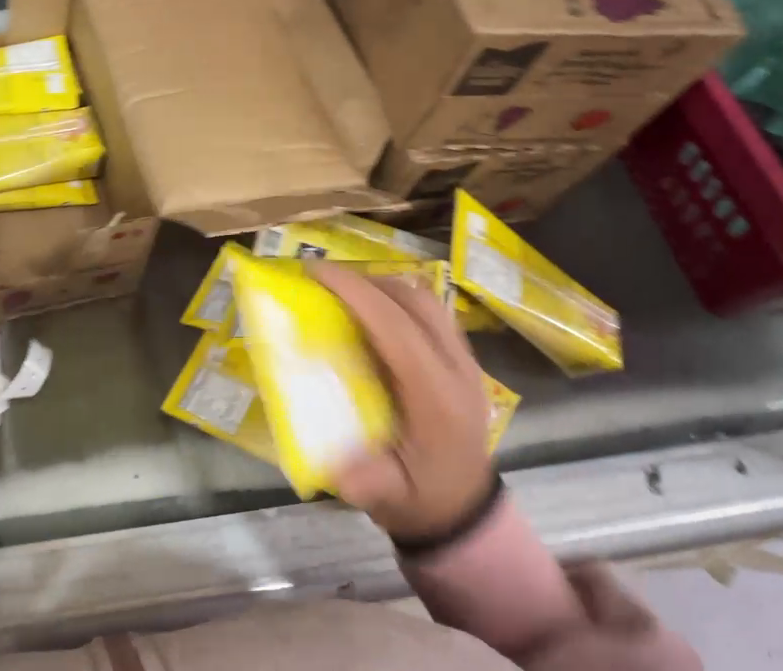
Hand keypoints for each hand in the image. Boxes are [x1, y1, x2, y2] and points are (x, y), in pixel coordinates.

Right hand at [308, 261, 495, 541]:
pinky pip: (432, 313)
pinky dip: (398, 300)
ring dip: (383, 286)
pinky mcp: (463, 361)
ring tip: (344, 290)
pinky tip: (371, 312)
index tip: (316, 271)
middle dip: (366, 280)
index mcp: (436, 398)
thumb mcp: (386, 498)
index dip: (356, 293)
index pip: (397, 327)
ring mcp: (466, 363)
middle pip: (415, 301)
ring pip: (428, 301)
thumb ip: (363, 480)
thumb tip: (331, 460)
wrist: (464, 510)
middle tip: (322, 278)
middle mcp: (457, 371)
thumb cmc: (420, 500)